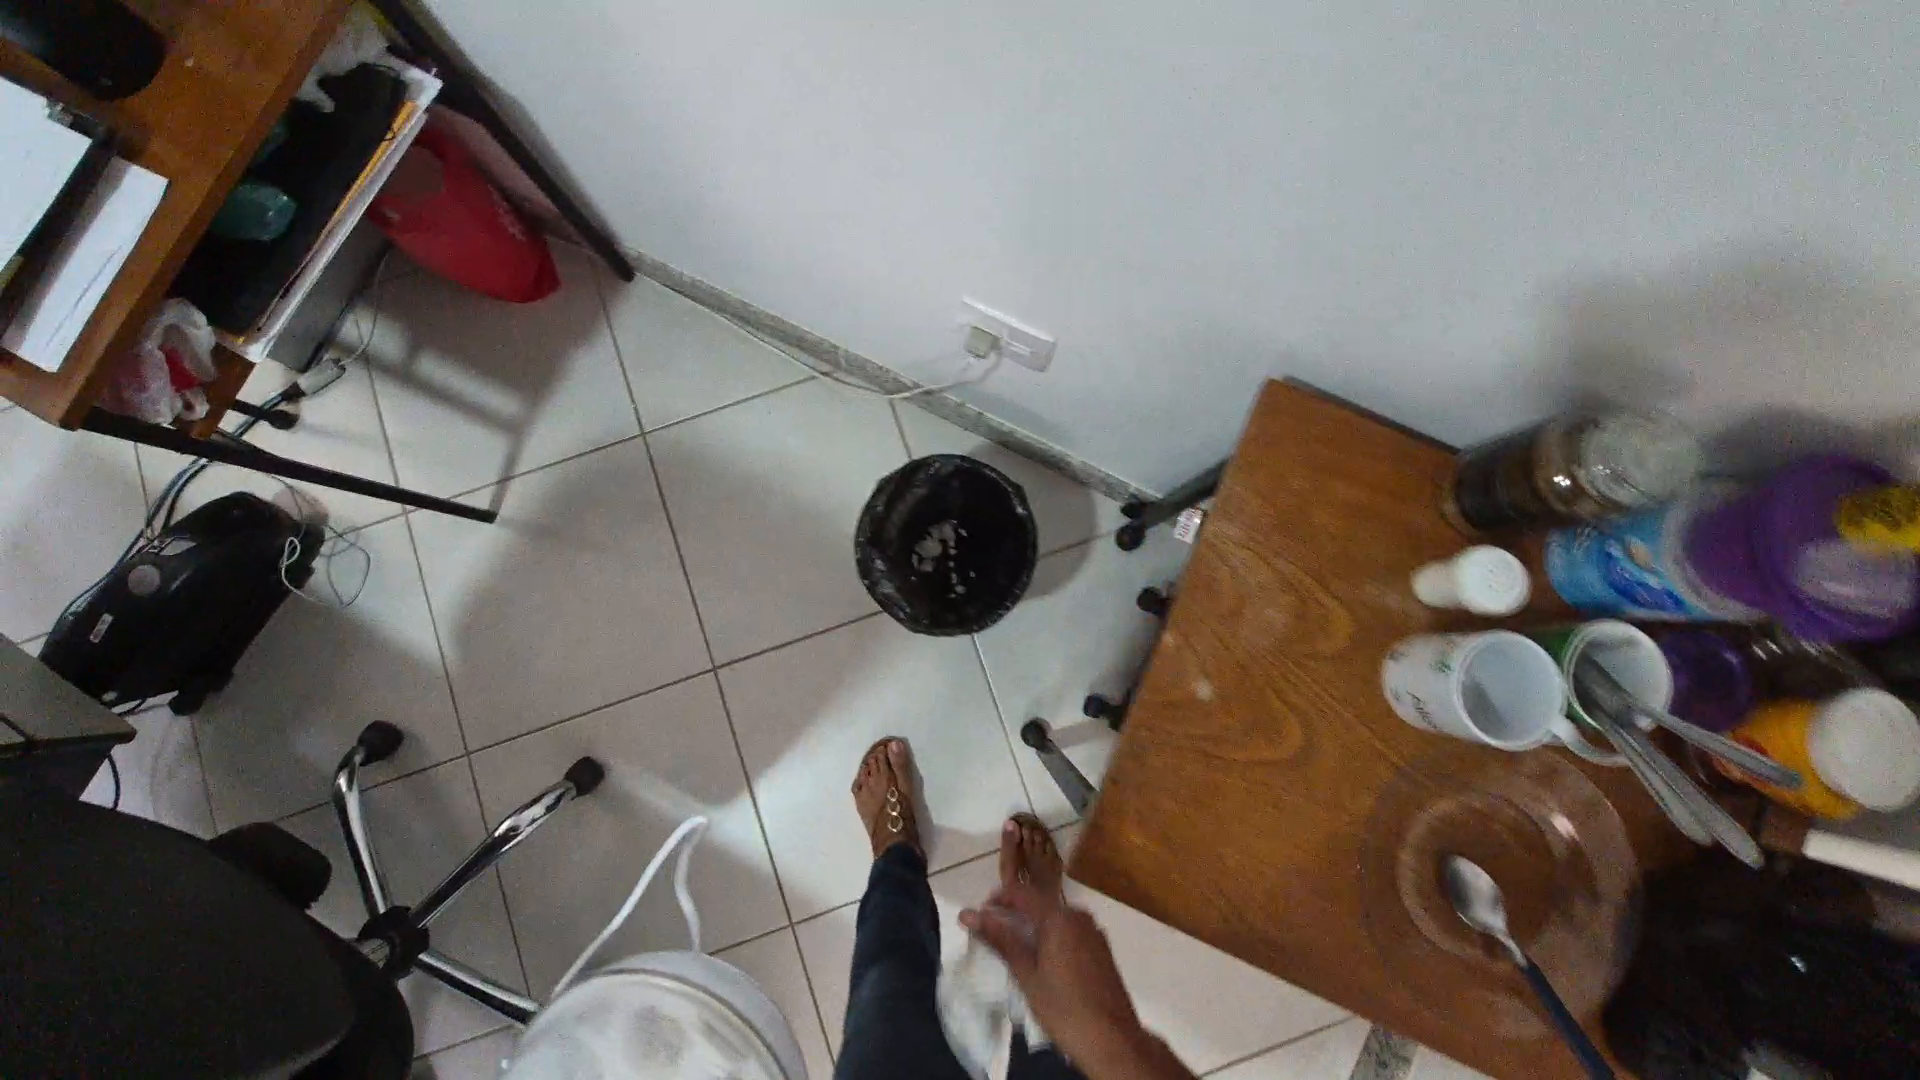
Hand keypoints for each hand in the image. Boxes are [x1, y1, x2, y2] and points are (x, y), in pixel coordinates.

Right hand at [959, 880, 1142, 1062]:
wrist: (1113, 1040)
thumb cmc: (1064, 1008)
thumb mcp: (1026, 974)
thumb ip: (1000, 939)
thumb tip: (968, 914)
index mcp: (1058, 917)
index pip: (1021, 892)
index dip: (998, 899)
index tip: (981, 916)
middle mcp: (1078, 916)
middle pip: (1040, 903)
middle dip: (1016, 915)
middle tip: (996, 936)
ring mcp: (1094, 931)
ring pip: (1056, 918)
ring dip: (1035, 927)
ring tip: (1018, 951)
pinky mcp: (1102, 948)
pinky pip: (1071, 931)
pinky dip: (1054, 937)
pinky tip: (1046, 961)